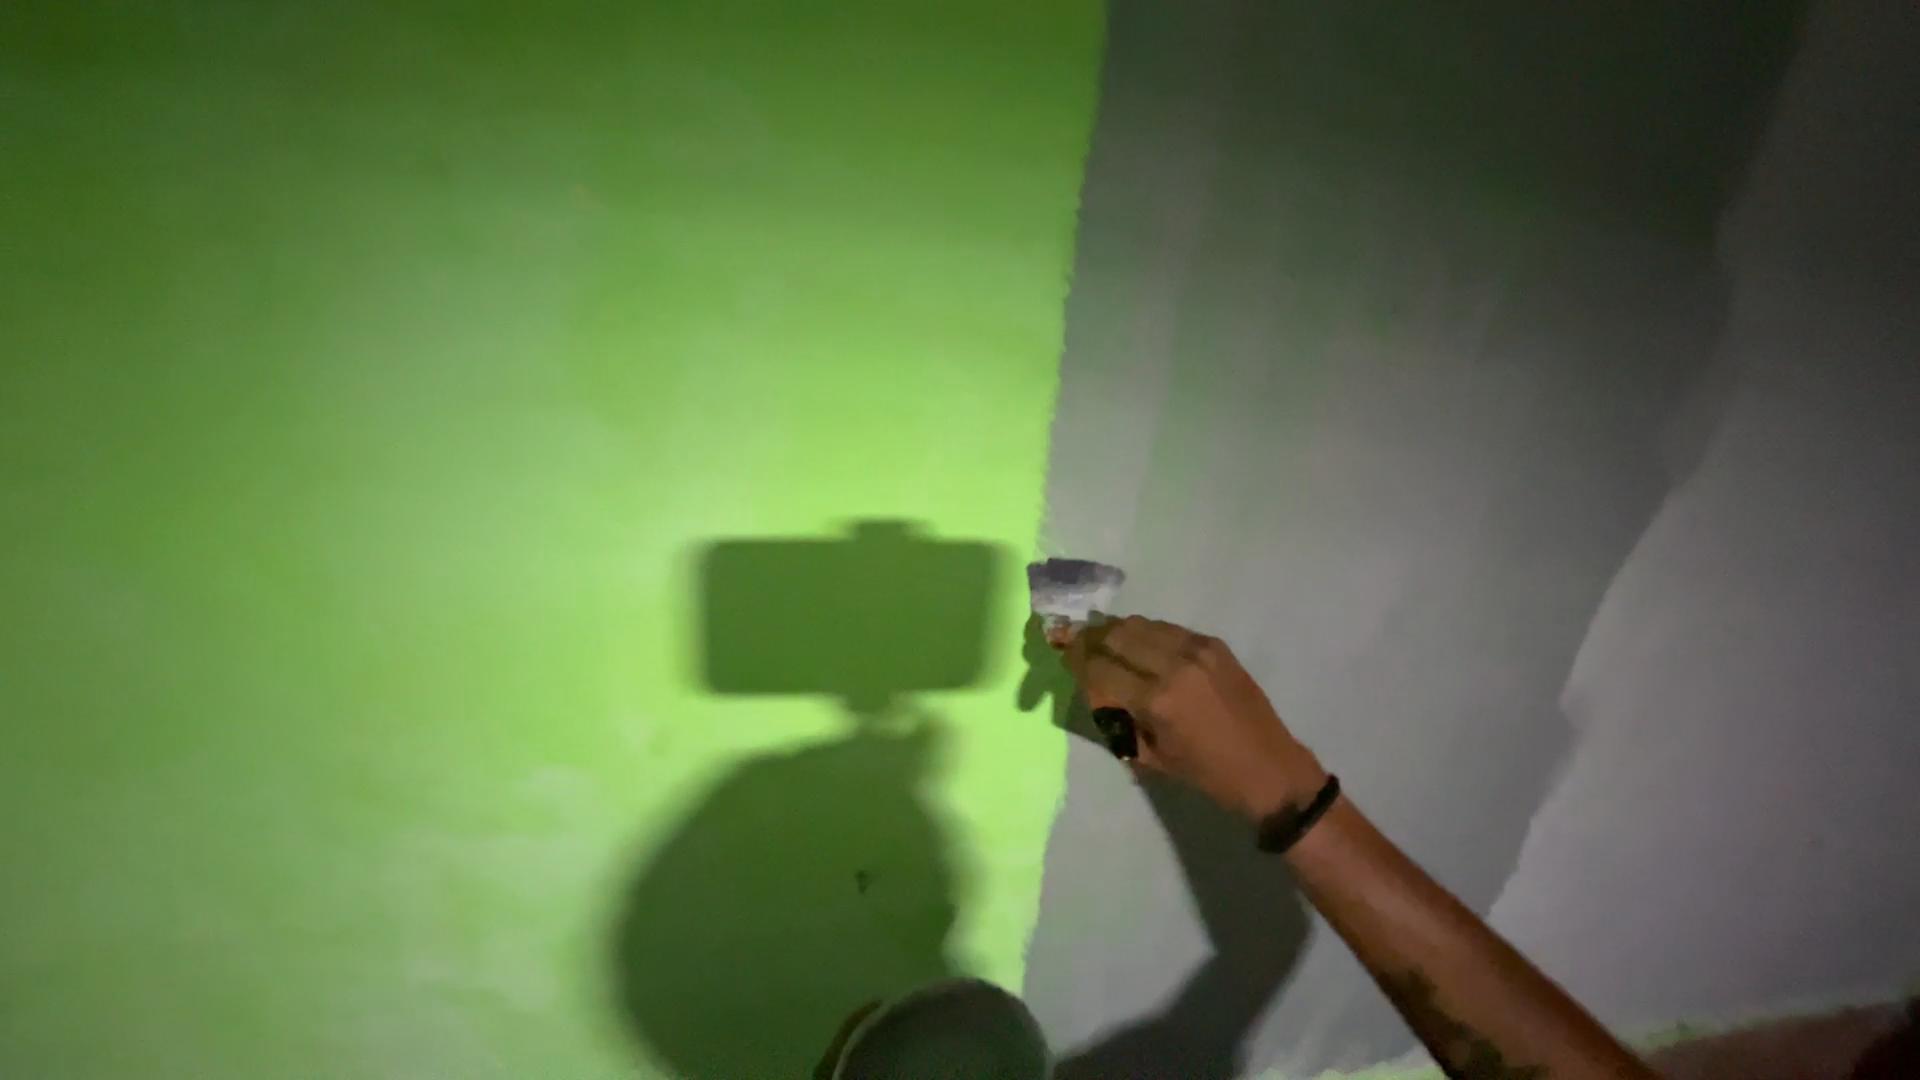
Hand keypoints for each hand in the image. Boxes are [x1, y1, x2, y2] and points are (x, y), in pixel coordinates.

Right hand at [1059, 615, 1327, 820]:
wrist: (1271, 770)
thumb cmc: (1208, 775)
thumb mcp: (1152, 756)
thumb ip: (1119, 717)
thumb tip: (1093, 686)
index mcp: (1157, 700)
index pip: (1100, 667)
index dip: (1074, 657)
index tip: (1058, 650)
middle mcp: (1175, 665)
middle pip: (1116, 635)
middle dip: (1088, 635)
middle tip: (1070, 636)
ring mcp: (1198, 650)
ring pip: (1141, 625)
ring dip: (1114, 629)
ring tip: (1099, 635)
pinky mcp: (1214, 645)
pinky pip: (1168, 629)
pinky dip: (1146, 632)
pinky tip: (1137, 641)